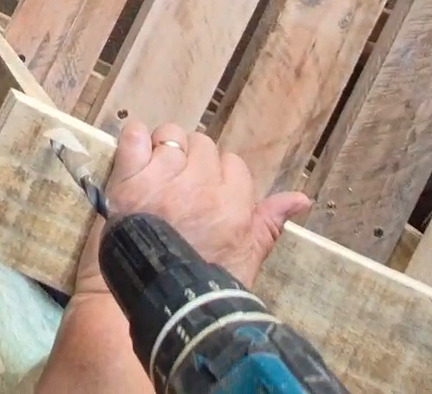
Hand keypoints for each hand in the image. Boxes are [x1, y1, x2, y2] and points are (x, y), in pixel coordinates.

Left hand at [71, 121, 311, 296]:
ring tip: (155, 175)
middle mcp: (201, 187)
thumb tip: (301, 199)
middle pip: (201, 144)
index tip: (204, 193)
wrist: (146, 298)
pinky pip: (135, 135)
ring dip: (162, 149)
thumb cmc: (198, 287)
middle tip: (177, 186)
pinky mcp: (130, 177)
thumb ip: (268, 225)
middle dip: (190, 160)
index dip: (217, 175)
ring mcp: (164, 179)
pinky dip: (133, 139)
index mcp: (233, 207)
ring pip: (171, 135)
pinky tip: (134, 159)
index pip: (232, 163)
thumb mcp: (243, 261)